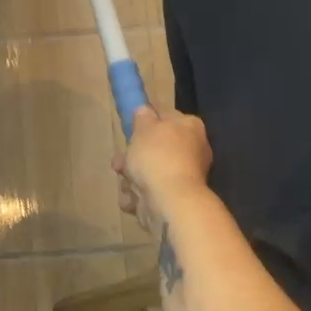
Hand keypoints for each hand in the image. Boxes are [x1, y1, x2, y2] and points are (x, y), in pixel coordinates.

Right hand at [112, 105, 211, 235]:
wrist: (168, 200)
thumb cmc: (157, 157)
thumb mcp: (144, 128)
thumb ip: (142, 117)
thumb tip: (144, 110)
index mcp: (189, 127)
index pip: (165, 116)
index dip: (145, 120)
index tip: (129, 127)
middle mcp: (189, 150)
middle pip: (154, 149)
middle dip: (132, 157)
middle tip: (120, 162)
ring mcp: (181, 176)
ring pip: (147, 173)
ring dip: (131, 178)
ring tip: (126, 184)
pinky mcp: (171, 199)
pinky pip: (147, 193)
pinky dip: (136, 197)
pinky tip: (132, 198)